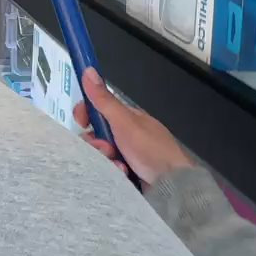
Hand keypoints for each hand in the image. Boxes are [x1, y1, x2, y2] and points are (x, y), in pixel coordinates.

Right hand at [72, 67, 194, 186]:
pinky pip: (109, 166)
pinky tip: (122, 174)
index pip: (98, 108)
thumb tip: (88, 69)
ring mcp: (129, 154)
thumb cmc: (150, 149)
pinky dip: (114, 170)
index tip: (81, 121)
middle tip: (106, 149)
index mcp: (128, 118)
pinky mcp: (129, 172)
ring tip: (117, 165)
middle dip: (97, 141)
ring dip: (105, 157)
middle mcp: (127, 134)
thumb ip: (104, 100)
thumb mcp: (124, 122)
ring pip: (101, 151)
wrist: (174, 186)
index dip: (87, 113)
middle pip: (97, 132)